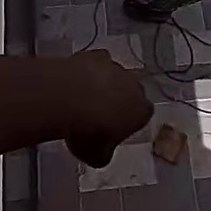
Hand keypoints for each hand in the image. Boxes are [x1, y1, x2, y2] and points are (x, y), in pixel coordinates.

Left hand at [58, 50, 151, 167]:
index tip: (114, 128)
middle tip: (99, 113)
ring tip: (84, 98)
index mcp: (141, 111)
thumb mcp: (97, 155)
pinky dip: (89, 70)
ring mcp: (116, 68)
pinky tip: (77, 80)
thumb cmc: (87, 132)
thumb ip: (105, 153)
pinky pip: (97, 63)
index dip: (128, 121)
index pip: (142, 115)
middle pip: (131, 92)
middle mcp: (134, 86)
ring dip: (104, 84)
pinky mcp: (97, 55)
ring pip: (115, 76)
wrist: (67, 98)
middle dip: (119, 99)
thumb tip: (102, 153)